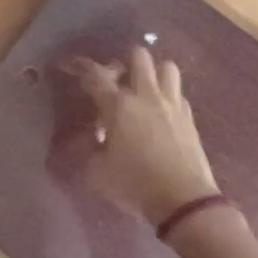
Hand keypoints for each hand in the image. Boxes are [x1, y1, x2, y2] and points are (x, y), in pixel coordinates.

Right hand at [64, 47, 218, 224]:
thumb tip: (97, 139)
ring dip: (152, 73)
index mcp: (118, 106)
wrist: (182, 200)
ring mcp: (172, 105)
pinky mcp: (189, 118)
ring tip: (143, 90)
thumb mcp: (98, 172)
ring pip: (166, 67)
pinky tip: (159, 113)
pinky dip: (167, 96)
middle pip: (139, 57)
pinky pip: (178, 93)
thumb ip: (92, 149)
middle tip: (115, 82)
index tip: (68, 64)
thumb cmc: (133, 184)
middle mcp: (146, 97)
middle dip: (124, 63)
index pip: (95, 75)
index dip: (80, 66)